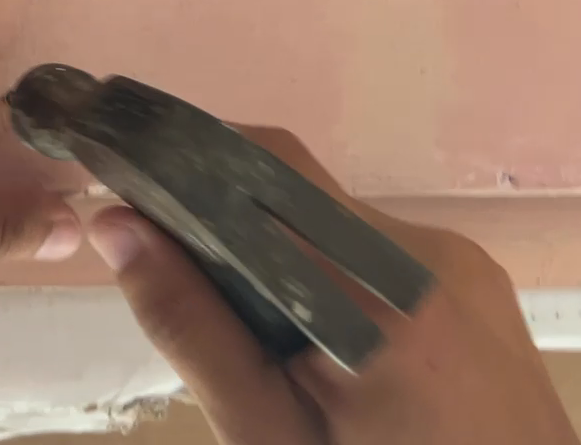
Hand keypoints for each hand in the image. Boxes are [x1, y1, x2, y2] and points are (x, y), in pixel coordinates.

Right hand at [87, 127, 579, 444]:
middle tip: (174, 279)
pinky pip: (349, 238)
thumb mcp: (263, 438)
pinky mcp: (467, 285)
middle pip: (282, 187)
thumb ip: (189, 328)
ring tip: (241, 322)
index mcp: (388, 298)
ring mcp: (460, 268)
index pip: (261, 169)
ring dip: (255, 239)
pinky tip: (296, 328)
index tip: (120, 184)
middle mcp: (432, 257)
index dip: (180, 162)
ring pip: (310, 211)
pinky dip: (299, 260)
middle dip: (212, 213)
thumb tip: (113, 221)